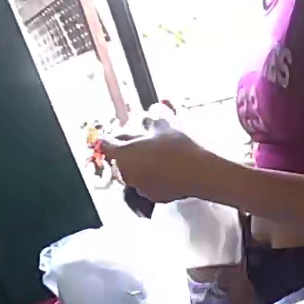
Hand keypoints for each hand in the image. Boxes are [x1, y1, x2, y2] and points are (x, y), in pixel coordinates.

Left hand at [99, 118, 222, 202]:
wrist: (199, 173)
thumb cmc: (178, 148)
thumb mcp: (165, 126)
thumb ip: (155, 116)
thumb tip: (157, 106)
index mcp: (123, 154)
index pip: (105, 145)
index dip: (111, 137)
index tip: (119, 134)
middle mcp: (125, 174)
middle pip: (118, 160)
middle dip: (127, 151)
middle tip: (142, 143)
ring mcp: (139, 188)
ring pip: (133, 174)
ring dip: (140, 165)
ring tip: (156, 157)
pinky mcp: (154, 197)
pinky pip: (147, 185)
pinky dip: (152, 178)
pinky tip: (166, 170)